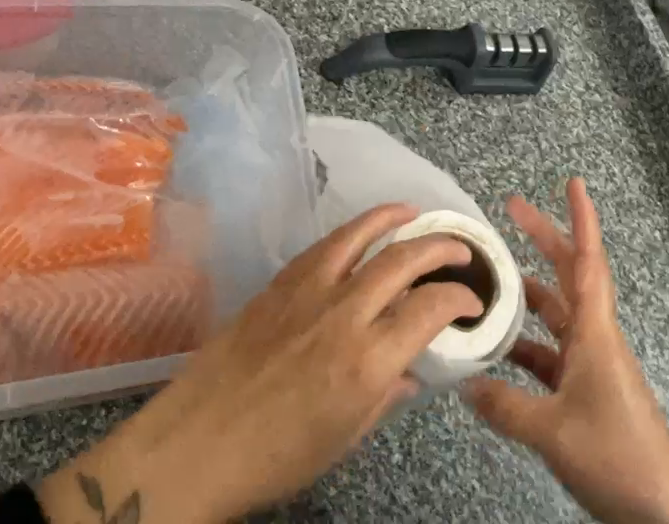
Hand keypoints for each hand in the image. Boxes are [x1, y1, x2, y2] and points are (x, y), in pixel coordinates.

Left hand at [33, 203, 481, 523]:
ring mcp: (308, 291)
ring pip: (360, 235)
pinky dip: (352, 231)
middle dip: (441, 247)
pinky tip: (362, 233)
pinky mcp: (279, 282)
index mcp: (367, 360)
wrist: (197, 442)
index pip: (430, 309)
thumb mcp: (346, 437)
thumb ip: (386, 393)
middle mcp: (343, 313)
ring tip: (415, 213)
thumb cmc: (277, 455)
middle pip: (403, 260)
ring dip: (393, 218)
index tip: (471, 301)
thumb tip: (411, 369)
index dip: (460, 298)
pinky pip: (324, 246)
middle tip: (461, 250)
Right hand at [465, 179, 668, 523]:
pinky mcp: (587, 397)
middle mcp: (595, 341)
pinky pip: (551, 359)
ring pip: (556, 318)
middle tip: (510, 210)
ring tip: (488, 282)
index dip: (581, 220)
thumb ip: (504, 406)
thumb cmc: (616, 456)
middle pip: (569, 278)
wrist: (662, 514)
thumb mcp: (552, 432)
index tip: (573, 182)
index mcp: (595, 334)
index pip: (588, 263)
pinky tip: (496, 358)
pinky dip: (525, 350)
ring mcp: (592, 369)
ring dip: (527, 297)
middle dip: (543, 240)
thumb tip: (464, 385)